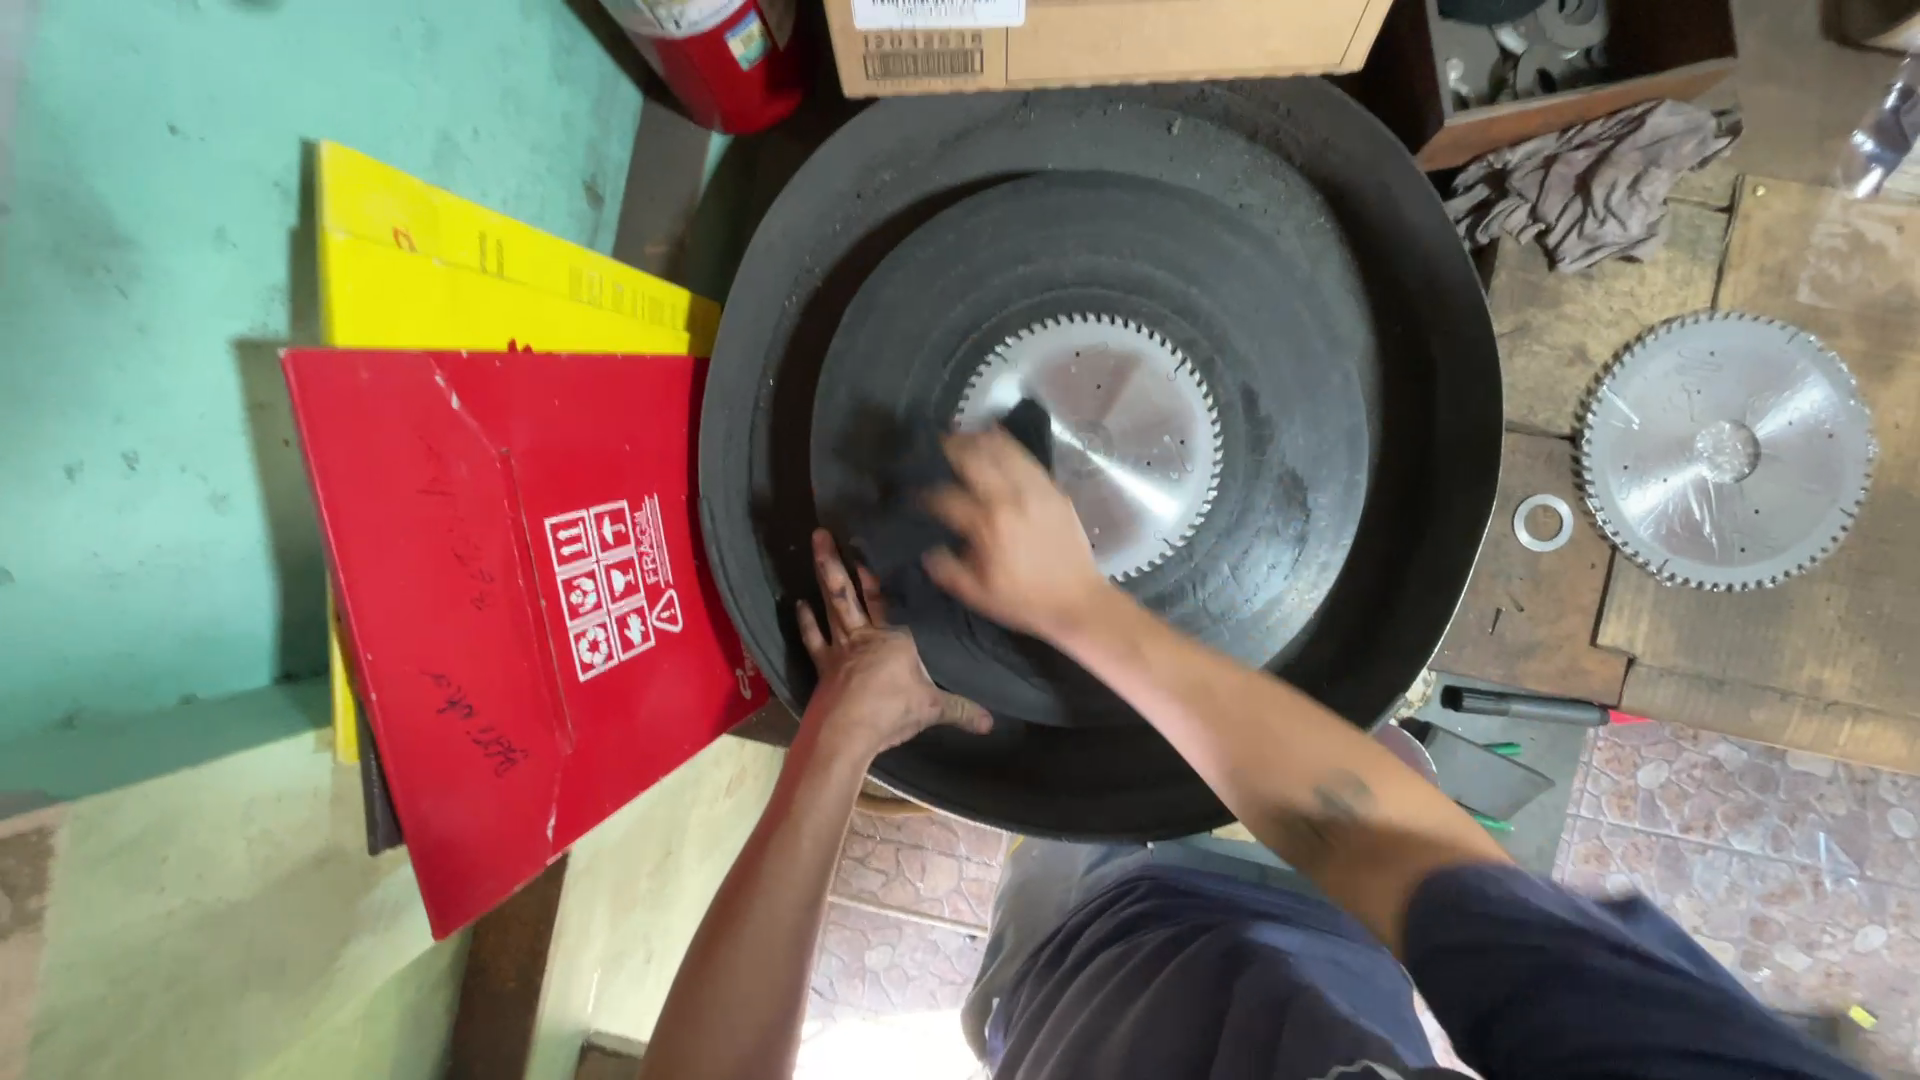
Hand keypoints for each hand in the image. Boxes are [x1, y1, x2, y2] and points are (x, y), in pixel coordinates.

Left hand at [797, 529, 991, 758]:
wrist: (846, 732)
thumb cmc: (890, 712)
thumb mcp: (932, 709)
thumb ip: (961, 710)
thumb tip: (990, 722)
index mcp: (895, 637)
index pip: (886, 599)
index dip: (874, 574)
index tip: (866, 546)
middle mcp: (865, 635)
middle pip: (848, 592)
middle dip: (835, 562)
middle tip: (821, 533)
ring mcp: (840, 647)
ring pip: (831, 605)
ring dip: (822, 577)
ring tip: (815, 550)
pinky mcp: (824, 665)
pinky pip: (813, 638)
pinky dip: (806, 621)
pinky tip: (799, 603)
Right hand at [922, 427, 1115, 640]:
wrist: (1078, 600)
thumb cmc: (1025, 601)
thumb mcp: (977, 595)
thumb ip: (947, 570)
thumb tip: (928, 549)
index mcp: (987, 525)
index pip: (946, 498)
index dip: (925, 495)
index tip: (916, 496)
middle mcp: (1010, 498)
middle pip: (973, 459)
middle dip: (950, 449)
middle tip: (936, 446)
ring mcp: (1035, 490)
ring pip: (1002, 450)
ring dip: (978, 440)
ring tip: (964, 436)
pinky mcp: (1053, 489)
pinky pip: (1026, 458)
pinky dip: (1007, 445)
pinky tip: (996, 440)